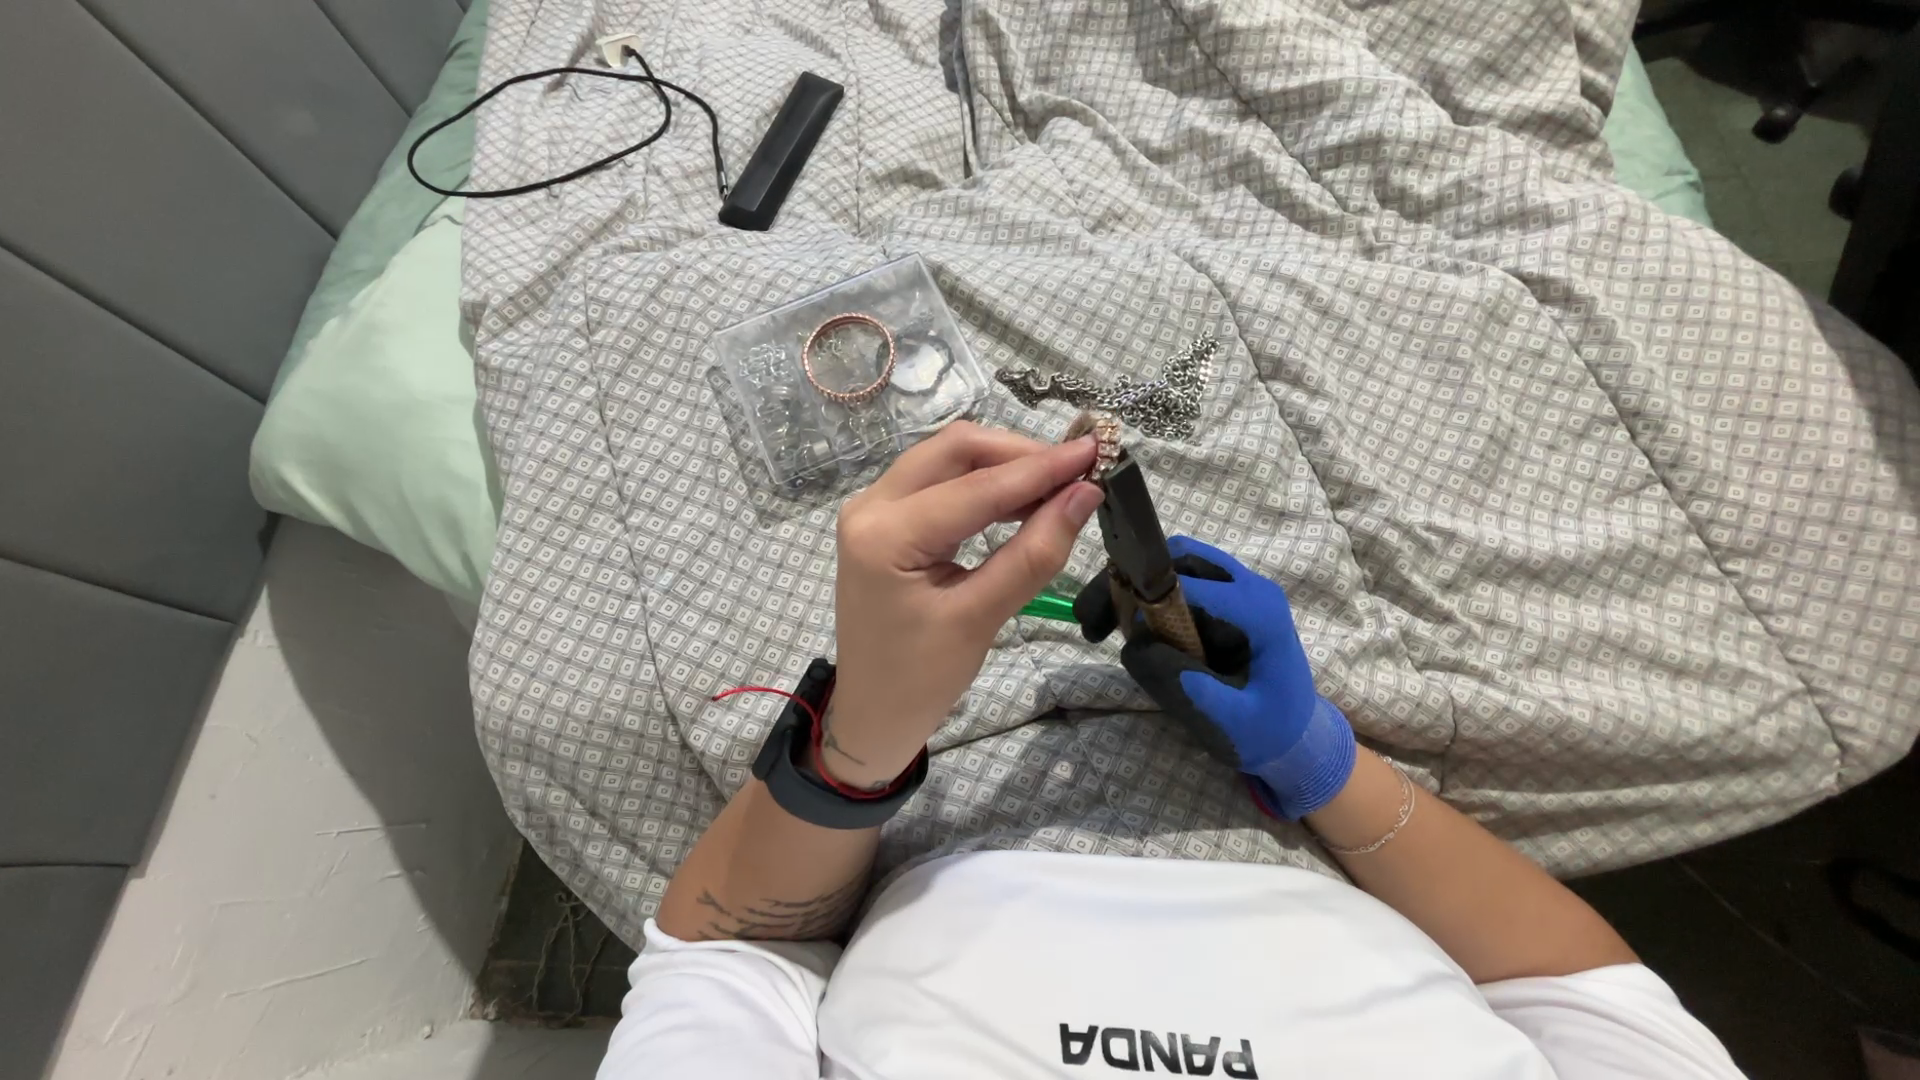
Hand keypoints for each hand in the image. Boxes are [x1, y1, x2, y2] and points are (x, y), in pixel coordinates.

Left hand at [825, 422, 1102, 787]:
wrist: (872, 712)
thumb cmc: (920, 679)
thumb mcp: (981, 618)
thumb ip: (1034, 553)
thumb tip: (1085, 495)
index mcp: (885, 535)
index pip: (977, 487)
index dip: (1041, 468)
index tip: (1096, 450)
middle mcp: (870, 506)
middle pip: (954, 450)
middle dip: (1019, 454)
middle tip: (1075, 470)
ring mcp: (872, 509)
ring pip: (946, 459)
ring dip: (1002, 464)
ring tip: (1057, 485)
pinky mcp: (883, 520)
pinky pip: (937, 481)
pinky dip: (981, 482)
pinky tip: (1020, 500)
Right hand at [1074, 535, 1354, 818]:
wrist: (1298, 738)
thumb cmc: (1268, 732)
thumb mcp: (1229, 722)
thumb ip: (1185, 686)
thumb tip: (1134, 646)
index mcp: (1258, 612)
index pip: (1187, 582)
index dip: (1137, 597)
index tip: (1099, 627)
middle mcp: (1249, 587)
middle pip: (1177, 557)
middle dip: (1127, 581)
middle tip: (1090, 618)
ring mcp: (1239, 588)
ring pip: (1174, 563)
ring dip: (1132, 587)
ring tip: (1100, 624)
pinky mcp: (1225, 598)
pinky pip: (1178, 580)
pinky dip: (1145, 596)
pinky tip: (1125, 626)